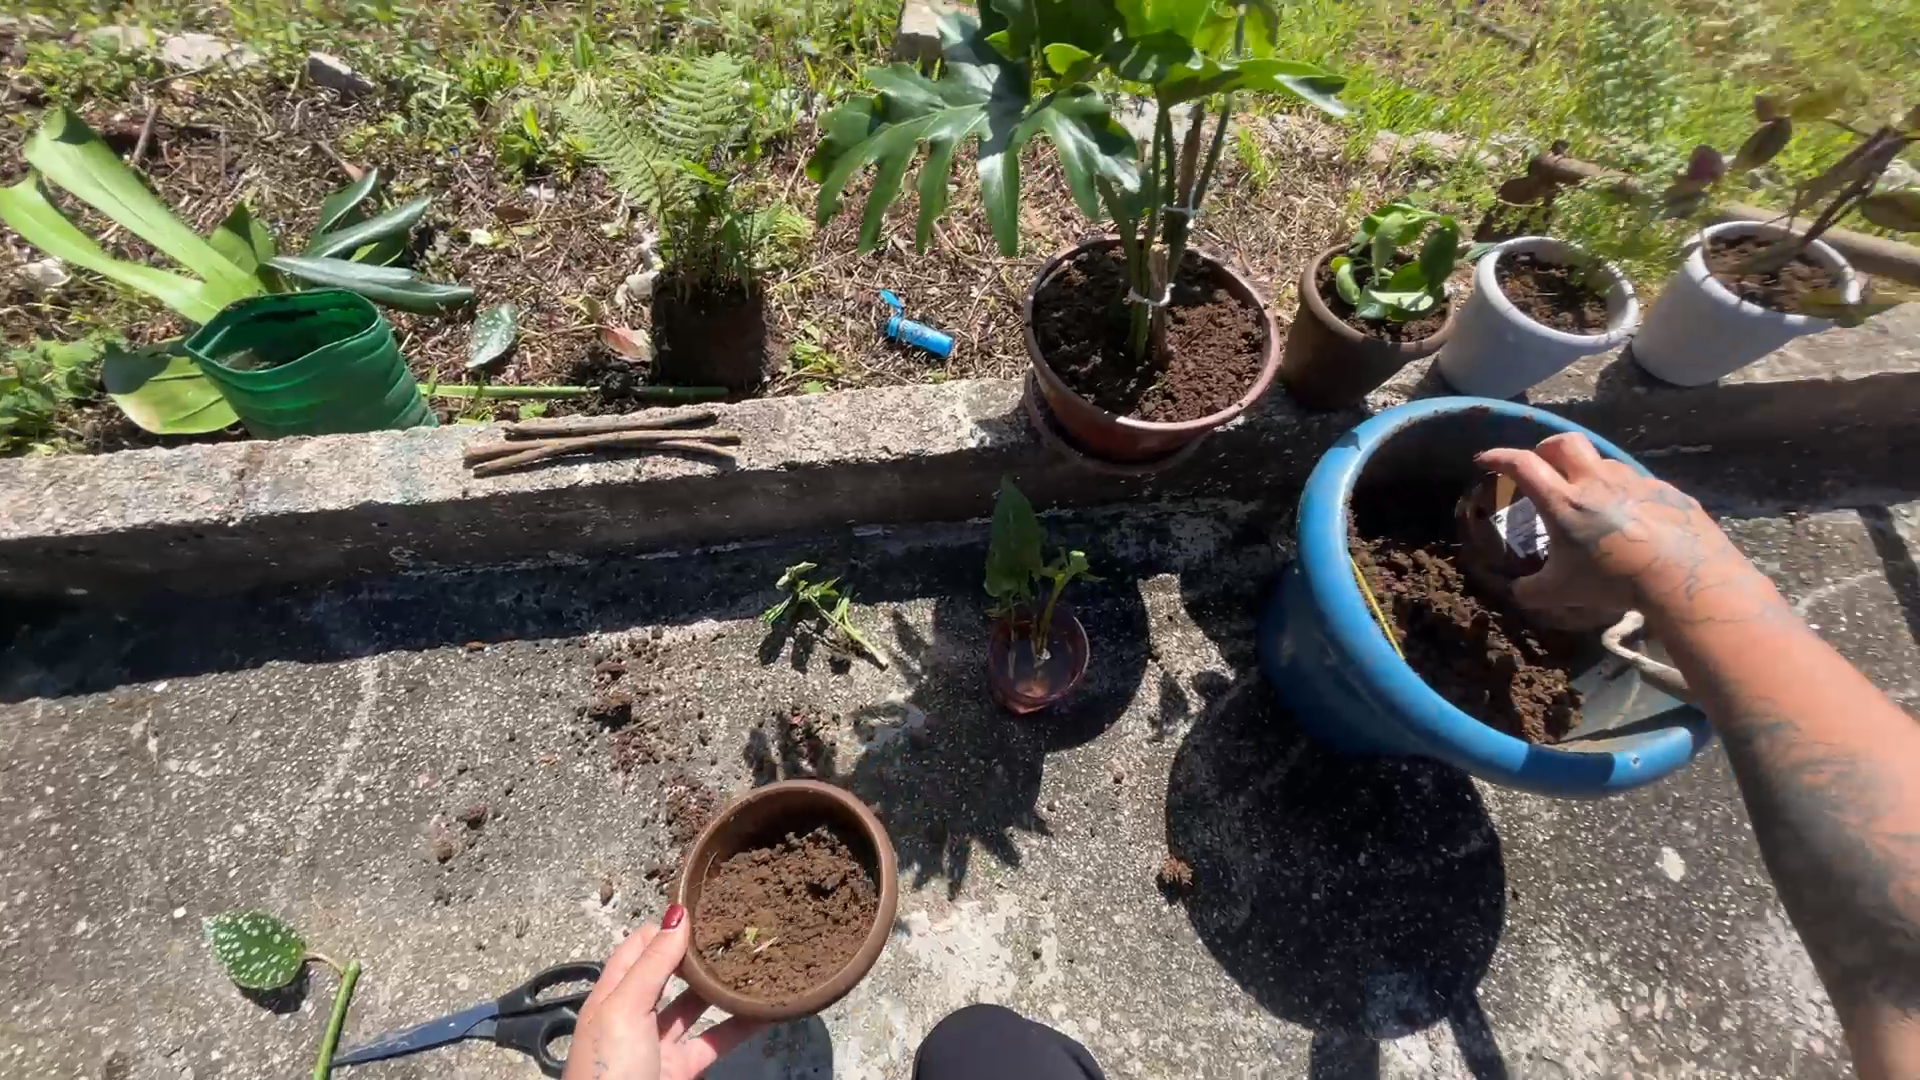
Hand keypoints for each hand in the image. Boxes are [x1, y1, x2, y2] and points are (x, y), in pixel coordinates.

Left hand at [562, 905, 763, 1079]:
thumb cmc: (610, 1073)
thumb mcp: (624, 1012)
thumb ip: (653, 963)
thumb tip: (678, 912)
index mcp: (611, 997)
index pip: (638, 946)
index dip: (667, 926)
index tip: (706, 904)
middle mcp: (634, 1016)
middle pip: (669, 972)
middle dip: (699, 951)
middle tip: (738, 925)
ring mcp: (658, 1046)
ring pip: (695, 1004)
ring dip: (721, 985)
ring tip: (756, 957)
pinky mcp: (682, 1070)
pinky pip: (716, 1039)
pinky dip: (741, 1024)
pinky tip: (766, 1008)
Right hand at [1474, 433, 1777, 626]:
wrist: (1689, 582)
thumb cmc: (1615, 583)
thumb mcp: (1559, 592)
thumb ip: (1528, 589)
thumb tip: (1515, 589)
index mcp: (1563, 502)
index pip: (1522, 464)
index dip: (1498, 457)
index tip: (1485, 460)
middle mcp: (1596, 483)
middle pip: (1565, 442)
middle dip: (1545, 448)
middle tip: (1541, 466)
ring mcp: (1636, 483)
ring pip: (1602, 461)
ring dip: (1585, 472)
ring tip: (1587, 498)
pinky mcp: (1667, 492)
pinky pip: (1636, 483)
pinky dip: (1621, 493)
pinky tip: (1626, 518)